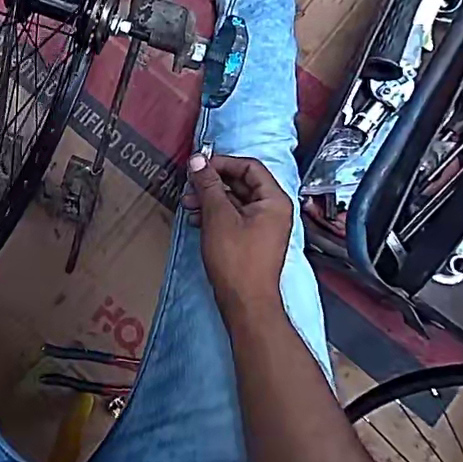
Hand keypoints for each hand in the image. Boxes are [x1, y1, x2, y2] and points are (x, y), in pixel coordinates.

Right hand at [184, 154, 294, 310]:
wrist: (244, 301)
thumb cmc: (236, 257)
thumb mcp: (218, 215)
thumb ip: (208, 185)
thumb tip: (197, 160)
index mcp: (274, 201)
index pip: (249, 167)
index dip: (222, 163)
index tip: (198, 166)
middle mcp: (272, 210)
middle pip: (241, 182)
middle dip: (212, 182)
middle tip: (189, 186)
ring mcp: (263, 225)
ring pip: (234, 199)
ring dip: (209, 198)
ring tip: (188, 204)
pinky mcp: (251, 238)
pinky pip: (232, 215)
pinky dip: (213, 213)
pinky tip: (196, 219)